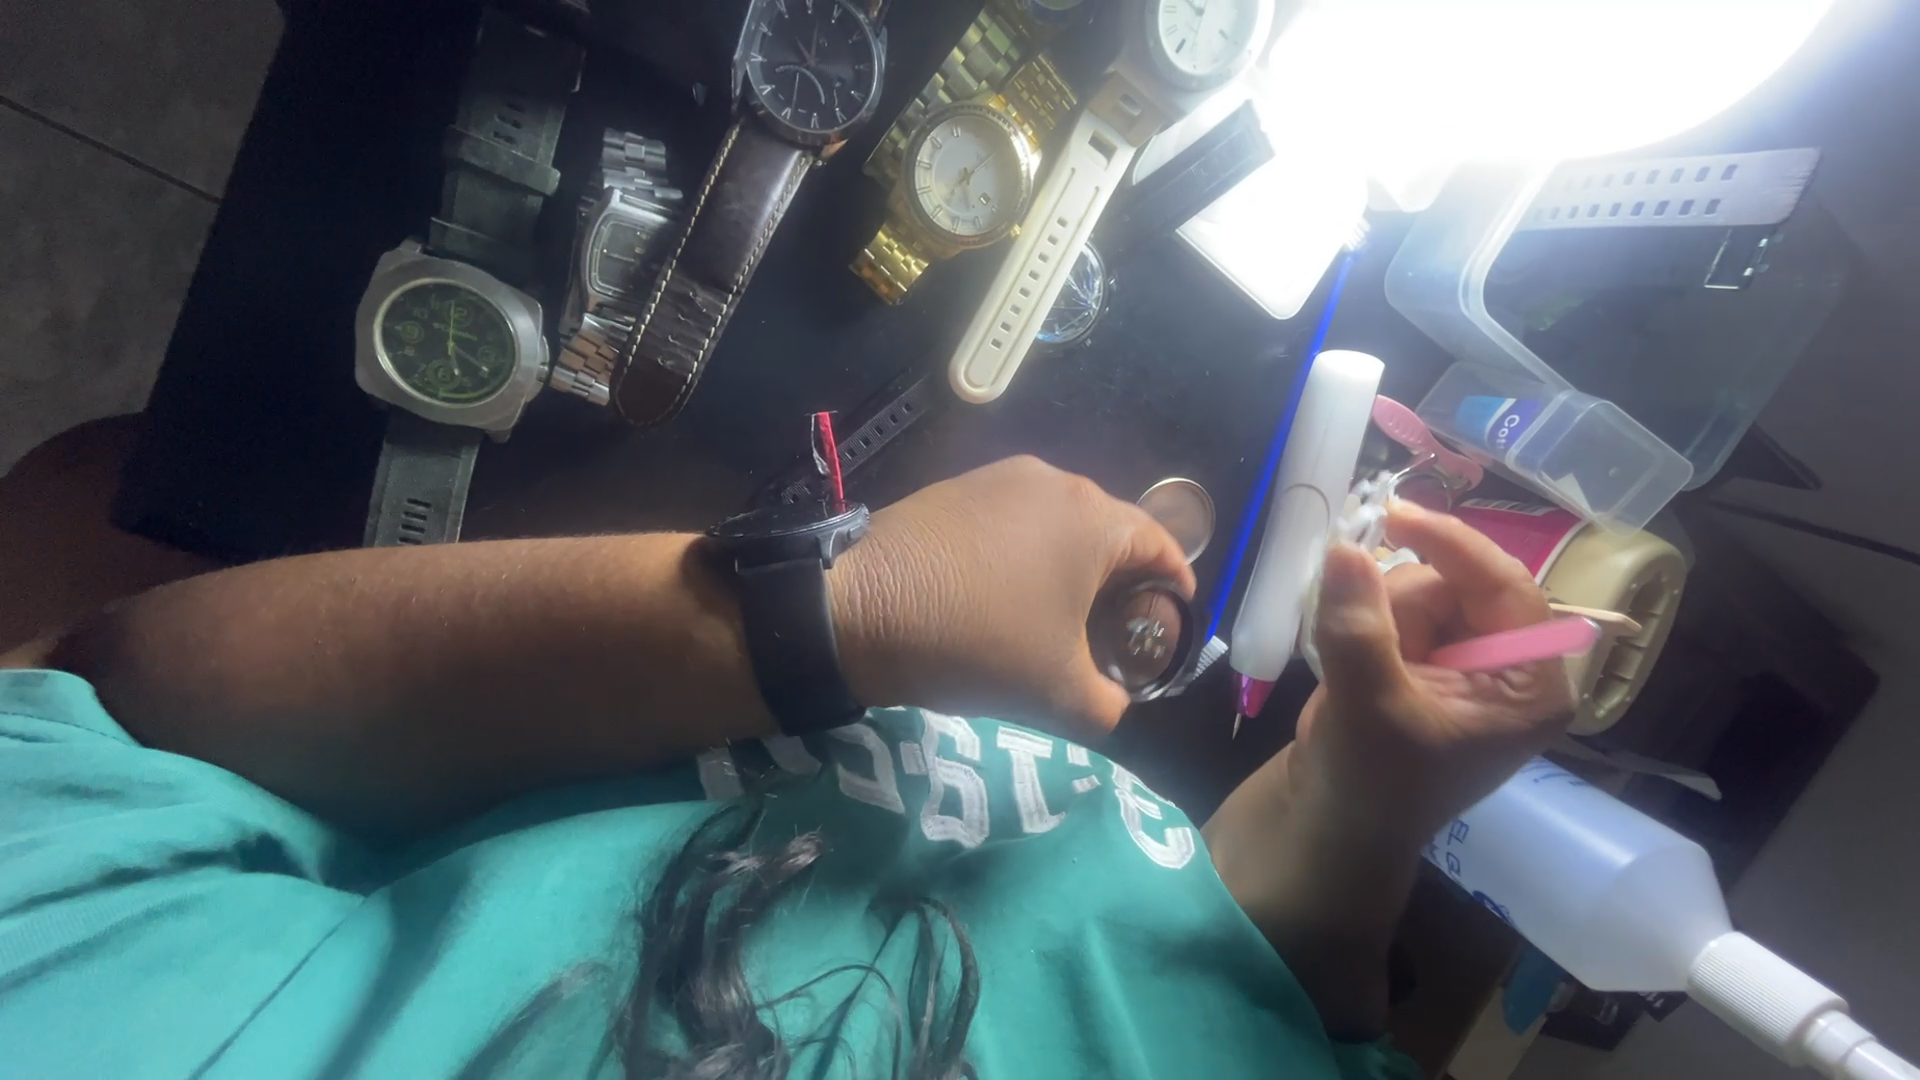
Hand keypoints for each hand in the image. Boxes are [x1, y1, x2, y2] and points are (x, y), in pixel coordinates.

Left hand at [829, 456, 1194, 739]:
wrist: (857, 610)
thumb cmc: (976, 642)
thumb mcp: (1058, 694)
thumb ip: (1110, 704)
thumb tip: (1115, 702)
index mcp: (1092, 517)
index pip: (1161, 545)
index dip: (1174, 588)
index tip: (1169, 624)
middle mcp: (1053, 480)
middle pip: (1111, 531)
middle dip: (1121, 581)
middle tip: (1113, 630)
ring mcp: (999, 477)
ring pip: (1060, 523)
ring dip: (1070, 565)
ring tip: (1057, 614)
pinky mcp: (956, 486)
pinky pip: (1014, 518)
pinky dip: (1025, 551)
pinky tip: (1003, 590)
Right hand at [1285, 501, 1573, 843]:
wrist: (1333, 816)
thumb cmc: (1372, 780)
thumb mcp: (1370, 706)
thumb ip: (1359, 628)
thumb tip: (1344, 547)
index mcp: (1527, 682)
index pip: (1506, 589)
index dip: (1453, 547)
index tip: (1393, 514)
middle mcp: (1500, 663)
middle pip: (1451, 585)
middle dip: (1396, 604)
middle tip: (1361, 653)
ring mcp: (1454, 659)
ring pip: (1410, 591)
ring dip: (1369, 616)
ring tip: (1350, 673)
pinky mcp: (1413, 658)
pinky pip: (1383, 607)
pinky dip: (1354, 620)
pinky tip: (1342, 664)